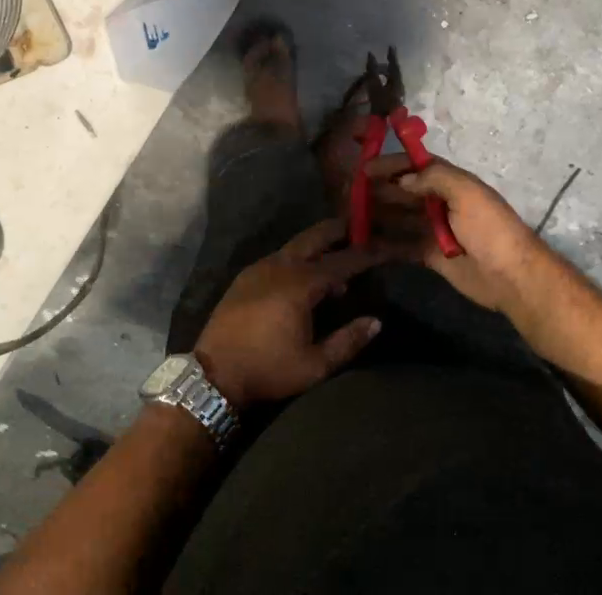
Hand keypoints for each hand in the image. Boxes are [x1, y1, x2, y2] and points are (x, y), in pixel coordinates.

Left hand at [192, 220, 382, 407]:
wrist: (213, 375)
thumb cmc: (267, 370)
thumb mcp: (314, 365)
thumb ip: (347, 341)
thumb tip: (376, 321)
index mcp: (300, 284)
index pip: (343, 261)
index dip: (368, 254)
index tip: (388, 248)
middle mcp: (281, 266)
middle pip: (315, 237)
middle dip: (340, 230)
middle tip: (361, 227)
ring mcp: (259, 268)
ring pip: (296, 245)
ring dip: (319, 245)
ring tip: (338, 255)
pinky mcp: (246, 277)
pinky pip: (279, 257)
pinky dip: (299, 257)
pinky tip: (304, 276)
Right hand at [365, 155, 553, 315]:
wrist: (511, 276)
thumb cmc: (490, 228)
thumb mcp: (467, 193)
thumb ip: (435, 178)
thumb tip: (403, 179)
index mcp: (452, 183)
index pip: (416, 166)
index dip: (391, 164)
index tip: (363, 167)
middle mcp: (441, 202)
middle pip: (404, 192)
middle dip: (378, 190)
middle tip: (347, 194)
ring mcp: (434, 229)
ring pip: (399, 218)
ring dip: (377, 216)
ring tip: (347, 217)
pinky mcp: (430, 255)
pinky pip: (401, 245)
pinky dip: (383, 244)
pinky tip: (361, 244)